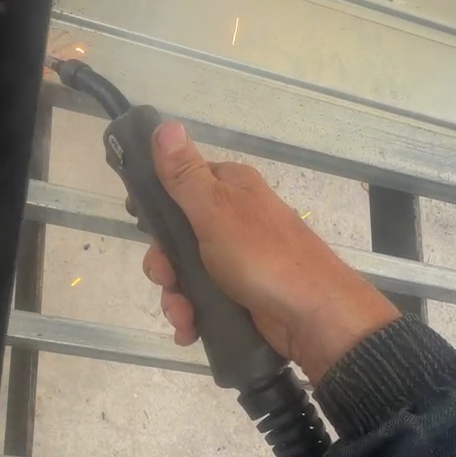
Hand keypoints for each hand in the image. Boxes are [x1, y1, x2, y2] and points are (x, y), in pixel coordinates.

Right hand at [141, 120, 400, 380]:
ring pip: (185, 273)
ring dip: (176, 299)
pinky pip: (201, 301)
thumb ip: (185, 175)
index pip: (179, 185)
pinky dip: (191, 316)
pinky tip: (189, 331)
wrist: (314, 318)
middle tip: (167, 280)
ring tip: (184, 317)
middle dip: (164, 266)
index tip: (141, 225)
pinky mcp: (239, 293)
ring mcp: (235, 259)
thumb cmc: (264, 257)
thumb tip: (163, 125)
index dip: (156, 207)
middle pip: (175, 237)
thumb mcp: (216, 210)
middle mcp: (232, 220)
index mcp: (230, 189)